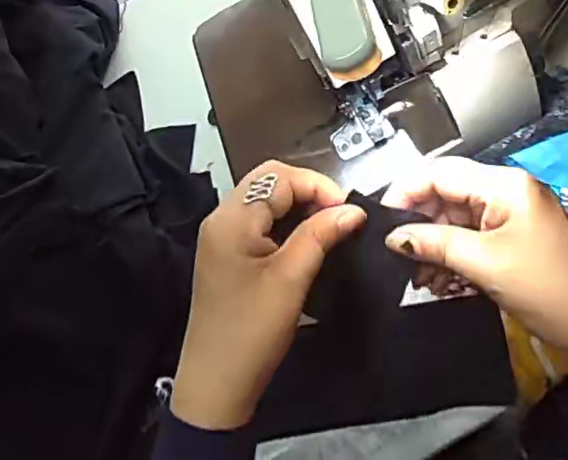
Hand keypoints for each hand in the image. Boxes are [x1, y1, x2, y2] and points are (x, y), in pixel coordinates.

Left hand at [171, 161, 365, 429]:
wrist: (214, 390)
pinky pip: (260, 218)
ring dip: (298, 203)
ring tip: (328, 224)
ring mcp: (222, 235)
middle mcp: (222, 217)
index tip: (347, 209)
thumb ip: (321, 235)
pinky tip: (307, 236)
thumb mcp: (291, 280)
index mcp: (232, 218)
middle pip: (269, 179)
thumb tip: (353, 209)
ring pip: (266, 197)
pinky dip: (286, 219)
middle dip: (308, 189)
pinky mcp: (228, 252)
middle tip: (338, 213)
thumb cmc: (251, 332)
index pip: (279, 177)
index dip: (317, 185)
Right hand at [381, 157, 567, 368]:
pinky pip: (473, 239)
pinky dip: (453, 257)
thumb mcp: (487, 265)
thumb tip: (394, 237)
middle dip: (420, 223)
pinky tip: (438, 280)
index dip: (407, 191)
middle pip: (448, 194)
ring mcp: (511, 216)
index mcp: (504, 183)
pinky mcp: (514, 241)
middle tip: (395, 255)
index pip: (442, 172)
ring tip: (415, 276)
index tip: (380, 219)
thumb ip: (437, 244)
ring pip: (457, 219)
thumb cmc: (551, 289)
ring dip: (434, 245)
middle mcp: (506, 191)